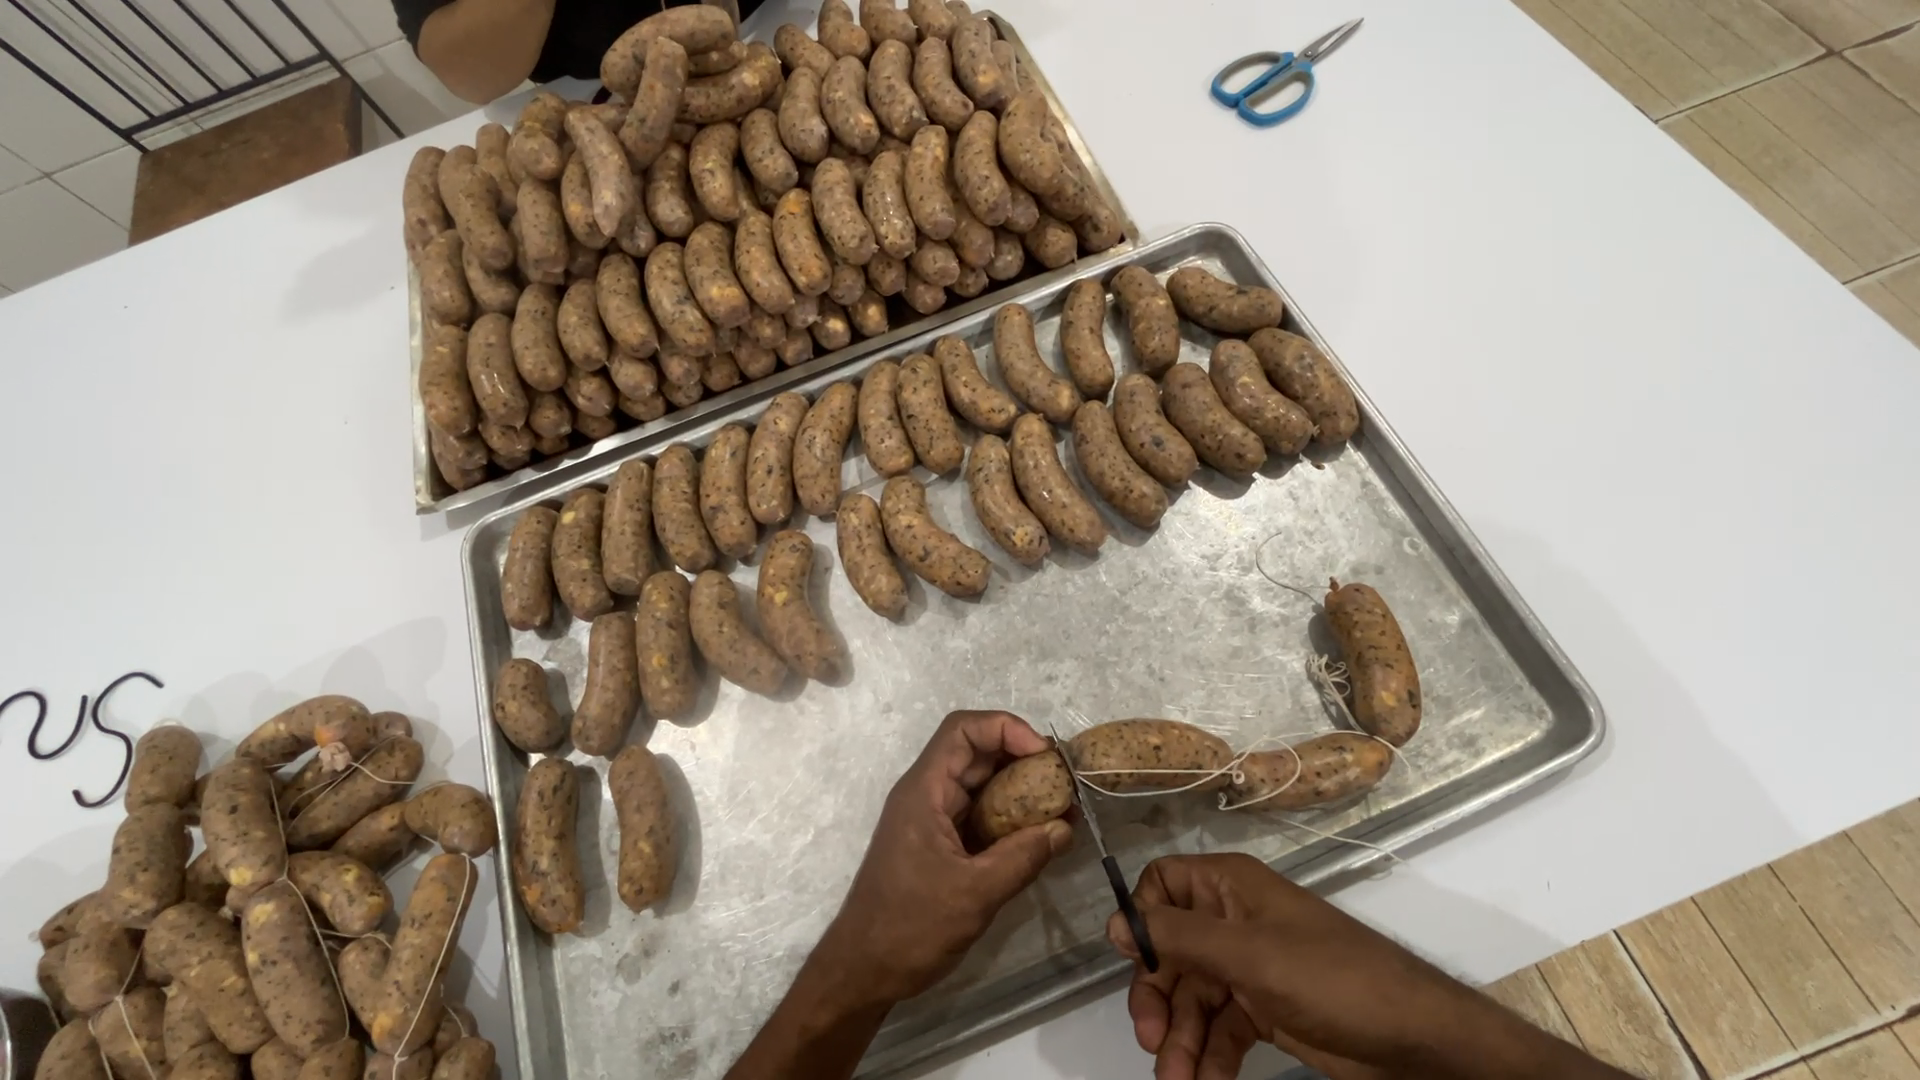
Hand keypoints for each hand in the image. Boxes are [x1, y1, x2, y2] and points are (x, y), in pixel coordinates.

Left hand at [818, 710, 1072, 1004]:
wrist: (863, 971)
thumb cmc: (909, 927)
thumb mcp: (974, 894)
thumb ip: (1022, 858)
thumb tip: (1063, 829)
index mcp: (924, 790)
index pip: (963, 730)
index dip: (1006, 728)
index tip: (1043, 755)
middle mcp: (927, 794)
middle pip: (976, 753)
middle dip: (1022, 759)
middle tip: (1063, 782)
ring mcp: (933, 818)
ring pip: (981, 784)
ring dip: (1020, 790)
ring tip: (1062, 809)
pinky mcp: (940, 843)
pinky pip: (979, 814)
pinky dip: (1010, 818)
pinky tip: (1040, 836)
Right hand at [1108, 854, 1630, 1079]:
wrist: (1415, 1040)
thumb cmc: (1328, 976)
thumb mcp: (1247, 954)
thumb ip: (1178, 936)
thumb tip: (1115, 922)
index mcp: (1227, 886)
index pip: (1163, 885)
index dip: (1144, 920)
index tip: (1132, 962)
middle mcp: (1232, 920)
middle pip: (1171, 950)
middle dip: (1159, 997)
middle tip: (1151, 1040)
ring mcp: (1248, 966)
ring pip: (1193, 997)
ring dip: (1181, 1038)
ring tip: (1176, 1079)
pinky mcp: (1264, 1008)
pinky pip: (1221, 1028)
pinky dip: (1209, 1056)